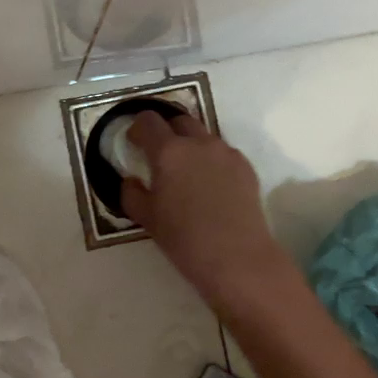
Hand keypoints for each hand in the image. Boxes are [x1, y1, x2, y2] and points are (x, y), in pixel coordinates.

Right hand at [121, 111, 290, 310]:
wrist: (237, 257)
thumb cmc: (185, 240)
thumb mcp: (146, 219)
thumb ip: (132, 193)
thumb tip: (131, 180)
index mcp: (168, 152)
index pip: (148, 121)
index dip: (138, 128)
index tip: (135, 142)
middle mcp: (198, 143)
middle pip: (179, 120)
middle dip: (167, 131)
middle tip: (161, 156)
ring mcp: (225, 152)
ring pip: (203, 136)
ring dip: (191, 146)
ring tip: (188, 174)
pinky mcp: (245, 166)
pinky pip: (223, 153)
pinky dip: (212, 161)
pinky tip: (212, 187)